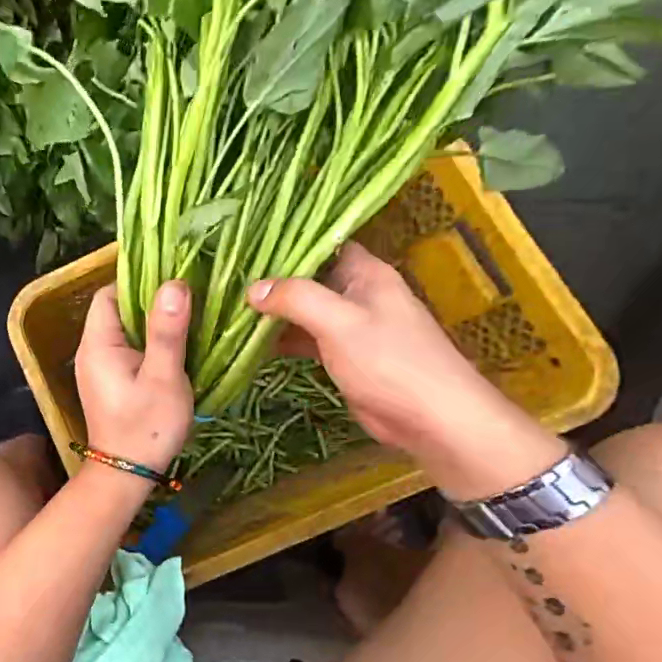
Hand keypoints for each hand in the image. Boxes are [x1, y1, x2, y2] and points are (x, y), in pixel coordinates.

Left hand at [73, 280, 194, 474]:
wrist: (126, 475)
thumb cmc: (146, 427)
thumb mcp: (163, 377)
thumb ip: (167, 331)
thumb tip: (174, 283)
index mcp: (97, 344)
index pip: (109, 294)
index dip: (138, 283)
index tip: (173, 283)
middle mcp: (91, 351)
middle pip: (117, 311)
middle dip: (150, 304)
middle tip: (188, 302)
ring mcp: (98, 368)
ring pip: (125, 332)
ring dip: (153, 326)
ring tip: (187, 323)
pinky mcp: (109, 382)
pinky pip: (127, 351)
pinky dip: (149, 346)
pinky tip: (175, 350)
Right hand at [247, 244, 562, 497]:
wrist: (433, 419)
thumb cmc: (391, 362)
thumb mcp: (340, 322)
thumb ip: (296, 299)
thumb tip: (252, 288)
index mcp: (366, 273)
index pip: (323, 243)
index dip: (288, 242)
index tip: (246, 247)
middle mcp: (358, 293)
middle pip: (309, 277)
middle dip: (272, 280)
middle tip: (228, 281)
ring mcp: (351, 325)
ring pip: (304, 310)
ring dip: (274, 312)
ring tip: (230, 310)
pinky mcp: (344, 355)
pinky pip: (306, 338)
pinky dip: (283, 339)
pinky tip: (253, 342)